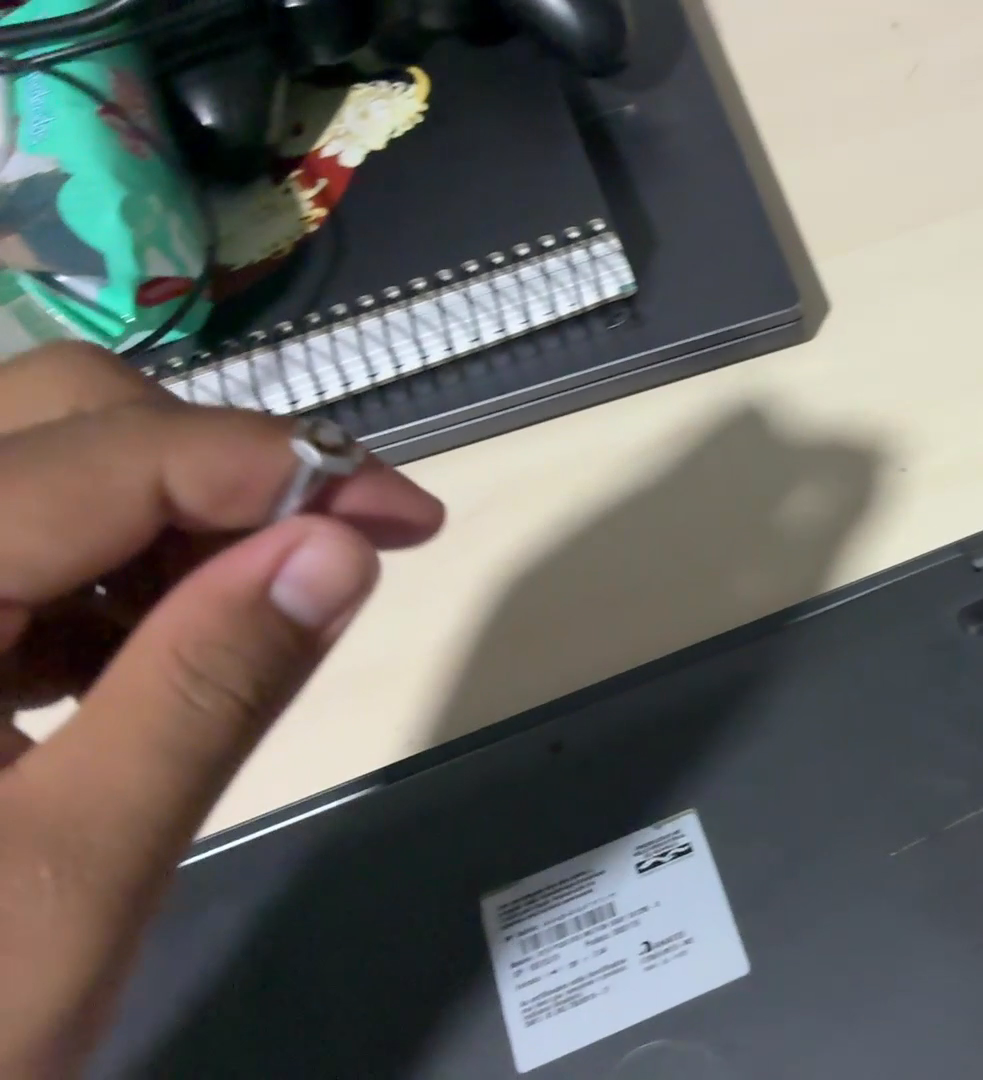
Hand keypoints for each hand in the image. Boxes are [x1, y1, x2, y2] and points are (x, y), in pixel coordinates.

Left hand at [0, 344, 442, 1075]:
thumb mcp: (70, 869)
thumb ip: (211, 693)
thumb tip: (342, 549)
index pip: (111, 456)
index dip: (288, 466)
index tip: (412, 520)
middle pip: (58, 416)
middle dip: (228, 469)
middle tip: (333, 553)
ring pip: (48, 463)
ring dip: (186, 519)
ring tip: (245, 622)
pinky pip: (23, 535)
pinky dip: (125, 566)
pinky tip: (150, 653)